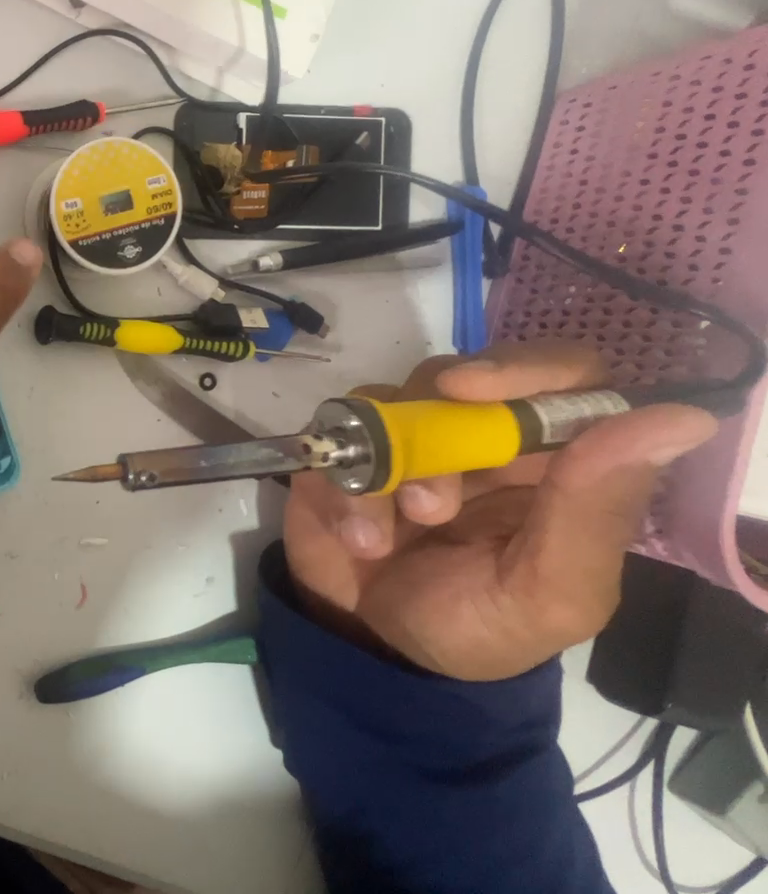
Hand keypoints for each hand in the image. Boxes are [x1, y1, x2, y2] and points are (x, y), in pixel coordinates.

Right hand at [284, 342, 719, 681]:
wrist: (374, 648)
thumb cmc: (480, 627)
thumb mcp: (553, 591)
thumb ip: (595, 511)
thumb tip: (680, 418)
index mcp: (554, 461)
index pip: (566, 375)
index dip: (526, 366)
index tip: (471, 390)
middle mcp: (479, 437)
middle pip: (460, 376)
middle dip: (435, 437)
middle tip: (428, 508)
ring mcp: (403, 441)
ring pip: (388, 404)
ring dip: (385, 474)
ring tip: (382, 540)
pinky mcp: (342, 452)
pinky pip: (333, 438)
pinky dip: (342, 491)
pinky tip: (356, 538)